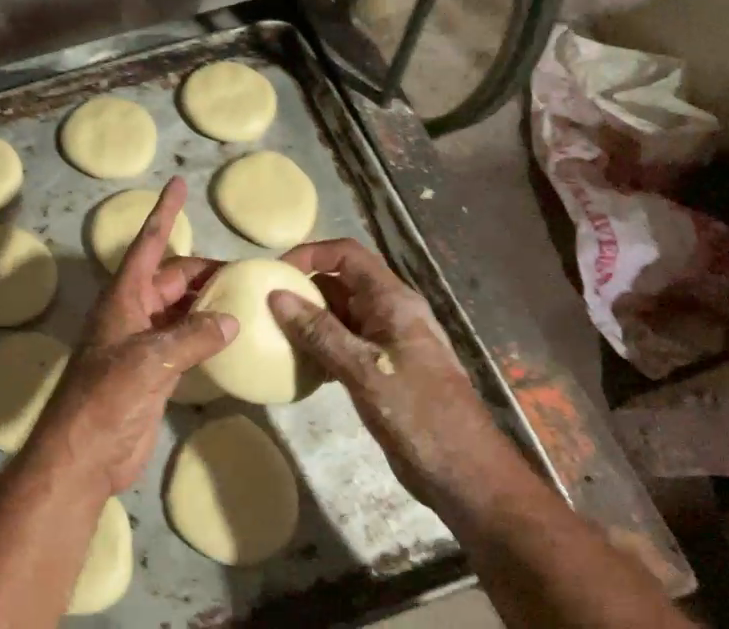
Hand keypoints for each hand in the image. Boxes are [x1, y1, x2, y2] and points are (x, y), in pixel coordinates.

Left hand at [30, 177, 237, 496]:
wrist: (84, 452)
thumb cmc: (106, 396)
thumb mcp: (150, 361)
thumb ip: (192, 338)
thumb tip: (231, 321)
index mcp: (124, 297)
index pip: (148, 244)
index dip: (164, 212)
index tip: (179, 184)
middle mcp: (134, 312)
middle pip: (173, 278)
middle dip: (205, 271)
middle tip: (248, 273)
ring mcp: (144, 343)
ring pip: (182, 310)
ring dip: (210, 303)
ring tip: (248, 299)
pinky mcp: (155, 372)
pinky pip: (186, 342)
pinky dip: (208, 336)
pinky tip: (234, 337)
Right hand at [267, 239, 503, 501]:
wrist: (464, 474)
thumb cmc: (419, 414)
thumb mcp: (364, 370)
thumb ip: (319, 332)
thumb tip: (275, 295)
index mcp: (393, 301)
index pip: (347, 255)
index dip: (311, 255)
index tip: (275, 273)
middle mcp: (389, 314)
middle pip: (340, 284)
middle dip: (303, 289)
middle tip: (264, 306)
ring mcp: (386, 344)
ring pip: (339, 317)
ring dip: (308, 321)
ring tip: (273, 335)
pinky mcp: (380, 372)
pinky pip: (342, 346)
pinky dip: (319, 348)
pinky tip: (297, 366)